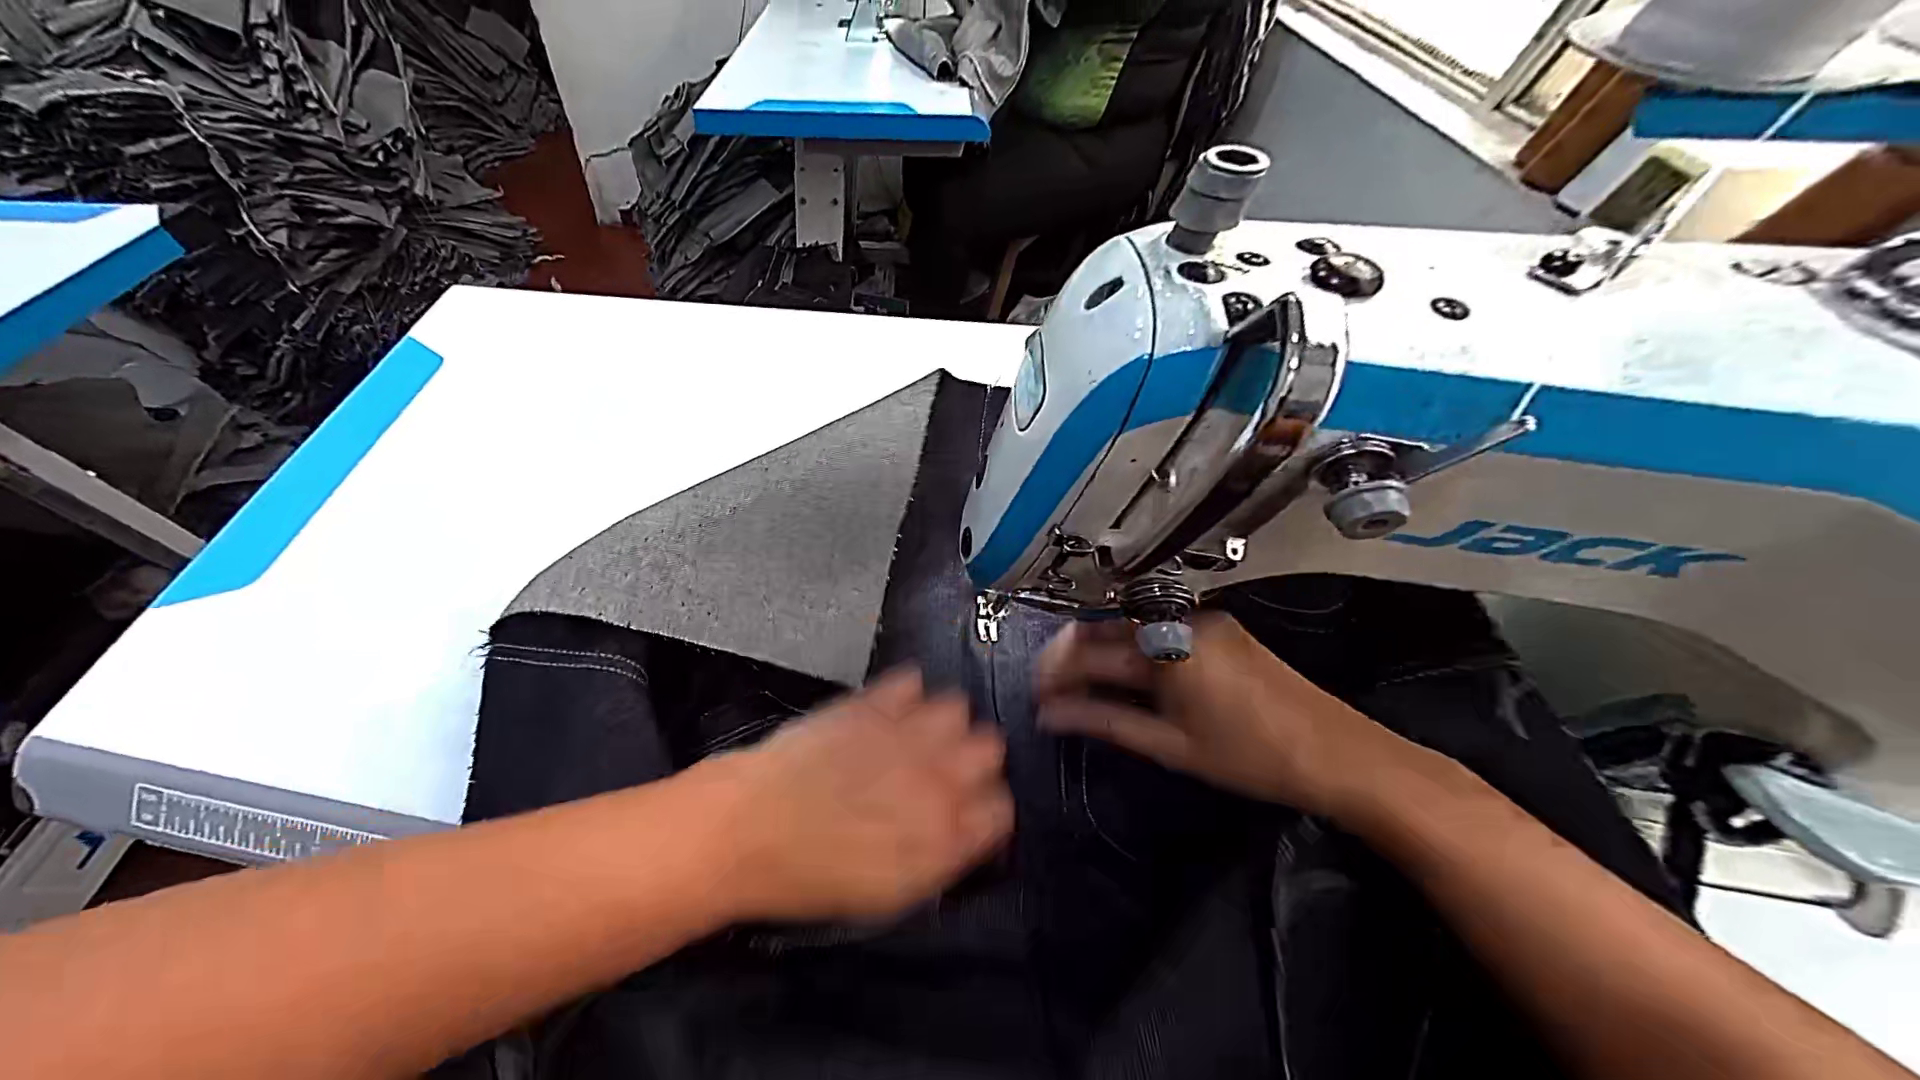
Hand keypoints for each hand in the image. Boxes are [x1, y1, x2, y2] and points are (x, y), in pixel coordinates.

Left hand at [712, 669, 1012, 921]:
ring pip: (958, 707)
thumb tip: (970, 833)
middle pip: (990, 747)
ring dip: (944, 721)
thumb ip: (943, 857)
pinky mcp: (872, 702)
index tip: (974, 808)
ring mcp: (904, 733)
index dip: (989, 807)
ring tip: (919, 734)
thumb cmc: (812, 875)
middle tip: (946, 768)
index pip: (1000, 808)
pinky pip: (910, 681)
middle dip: (975, 757)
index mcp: (944, 832)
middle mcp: (935, 776)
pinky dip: (906, 692)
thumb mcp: (890, 892)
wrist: (748, 830)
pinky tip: (892, 708)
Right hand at [1033, 613, 1424, 818]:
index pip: (1091, 651)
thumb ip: (1105, 723)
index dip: (1056, 671)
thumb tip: (1053, 716)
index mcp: (1168, 645)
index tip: (1036, 692)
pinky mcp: (1221, 631)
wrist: (1340, 755)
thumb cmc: (1255, 756)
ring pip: (1133, 629)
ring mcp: (1205, 622)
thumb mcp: (1171, 745)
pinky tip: (1124, 679)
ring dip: (1102, 654)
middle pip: (1108, 630)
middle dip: (1073, 658)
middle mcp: (1184, 621)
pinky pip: (1160, 632)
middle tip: (1050, 689)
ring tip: (1079, 687)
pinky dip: (1133, 653)